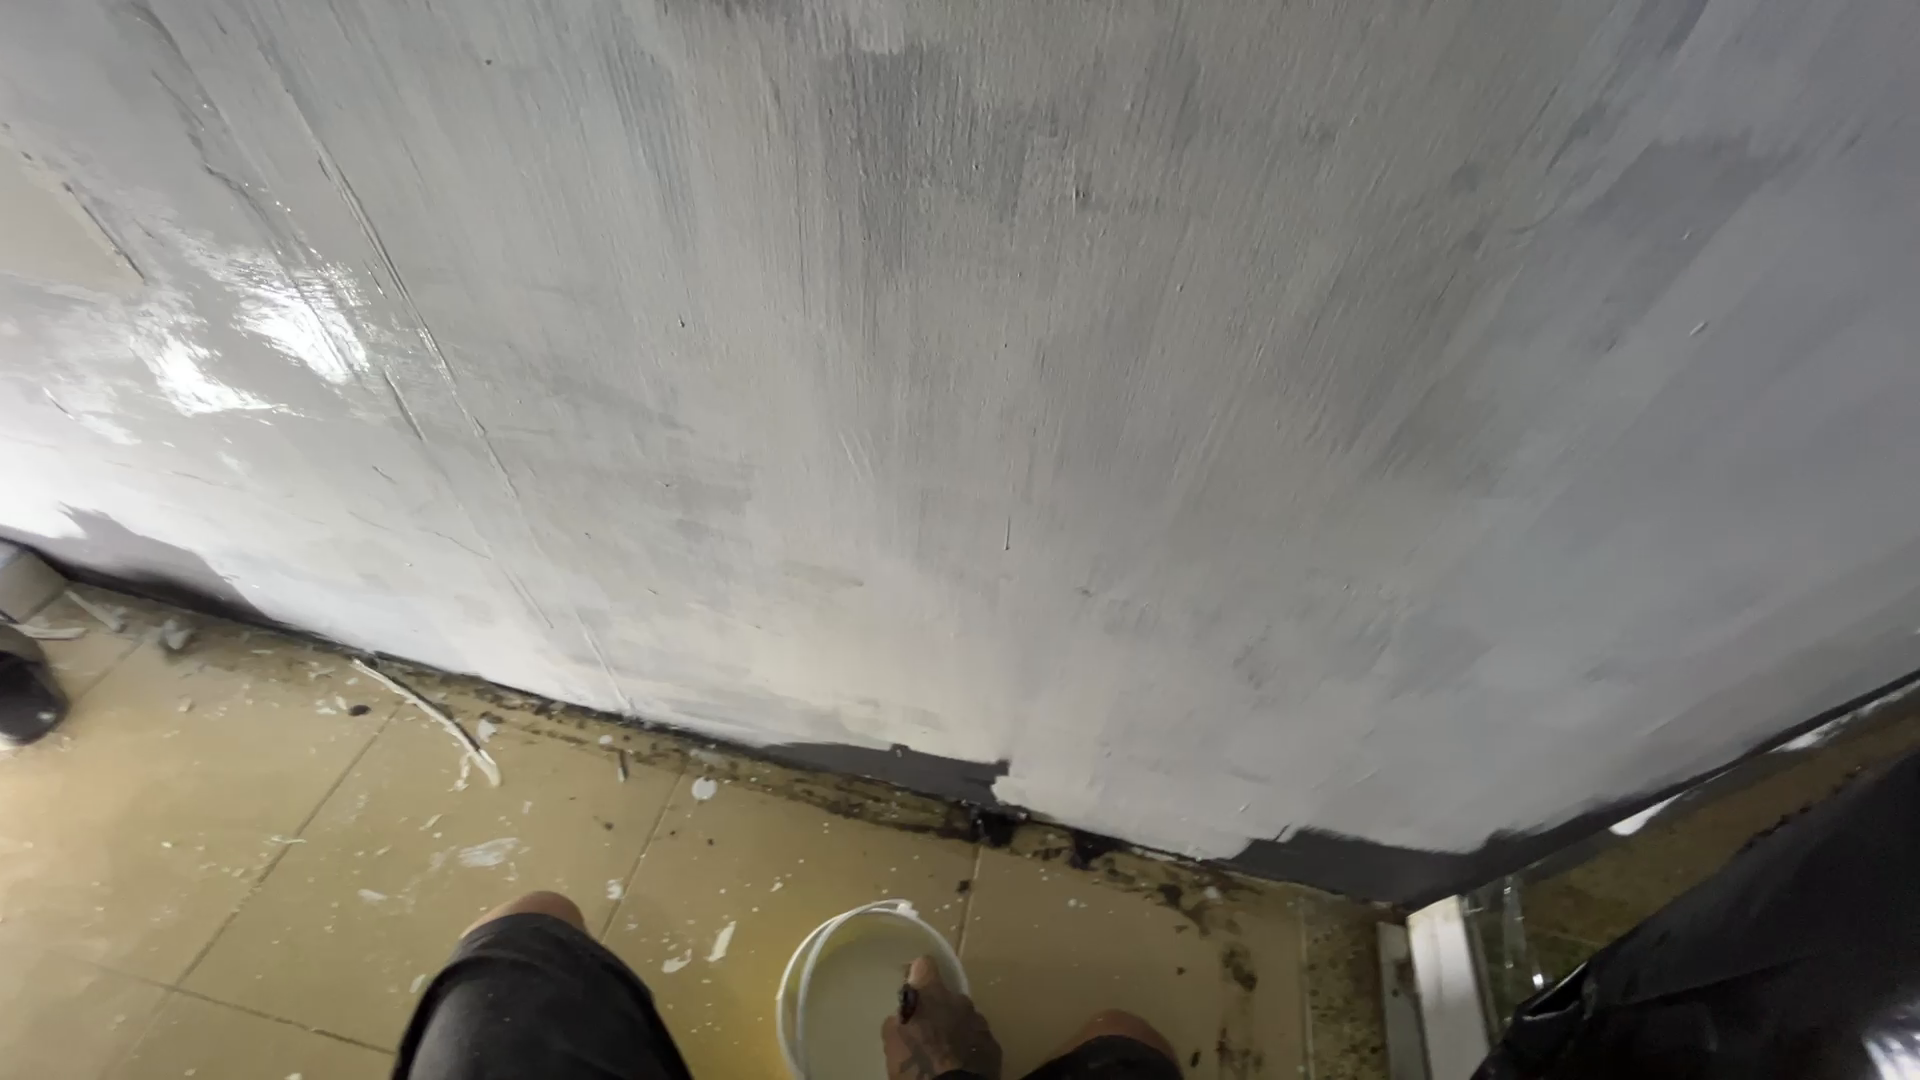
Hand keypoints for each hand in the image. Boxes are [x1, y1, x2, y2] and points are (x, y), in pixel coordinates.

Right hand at [881, 955, 1003, 1079]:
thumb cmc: (916, 1064)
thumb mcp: (893, 1041)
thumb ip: (899, 1019)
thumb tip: (903, 1016)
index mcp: (932, 993)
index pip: (925, 965)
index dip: (918, 974)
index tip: (914, 985)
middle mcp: (959, 999)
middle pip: (947, 995)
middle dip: (939, 1008)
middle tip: (929, 1031)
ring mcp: (979, 1021)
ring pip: (964, 1017)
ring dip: (955, 1028)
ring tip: (946, 1051)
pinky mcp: (993, 1044)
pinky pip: (978, 1038)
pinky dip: (969, 1047)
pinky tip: (961, 1063)